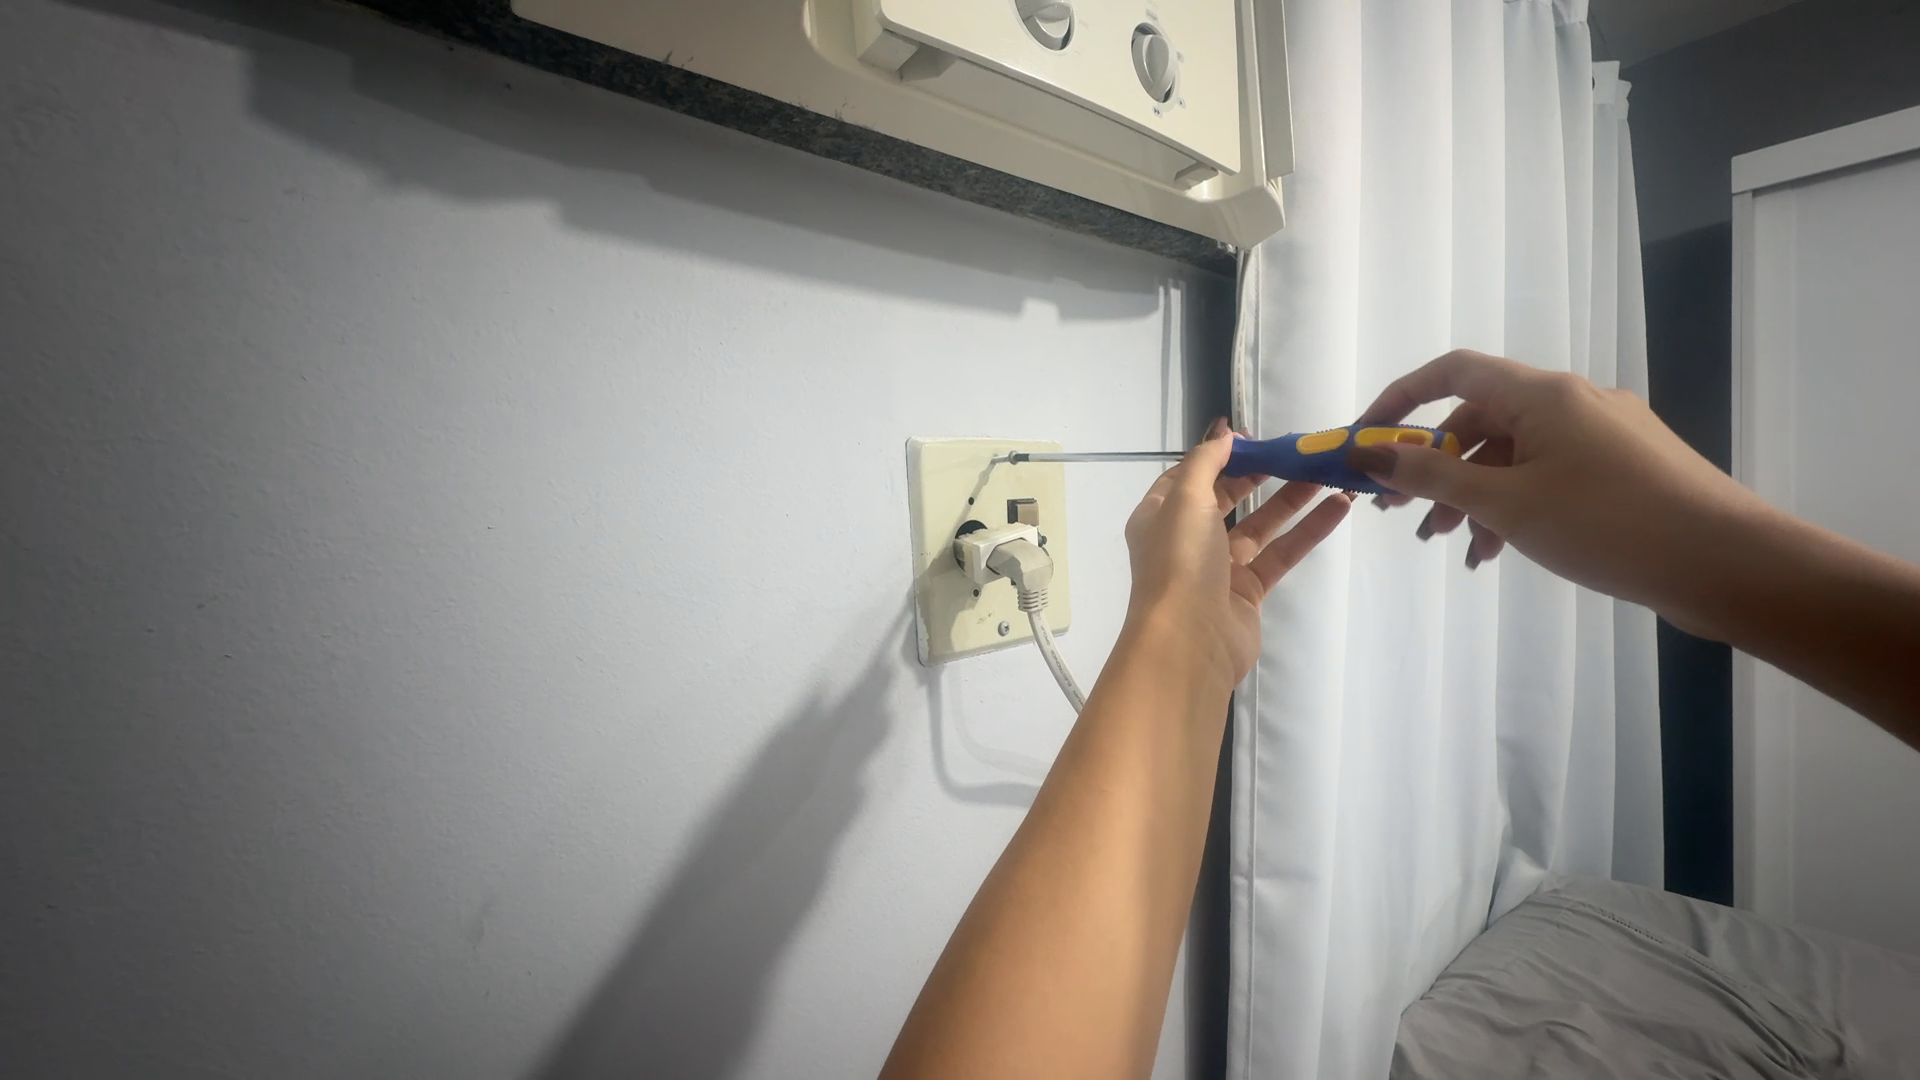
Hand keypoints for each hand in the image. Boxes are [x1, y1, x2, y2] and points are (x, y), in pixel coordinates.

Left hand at [1123, 418, 1353, 684]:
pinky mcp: (1247, 591)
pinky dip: (1307, 530)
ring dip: (1291, 498)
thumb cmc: (1180, 561)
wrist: (1189, 640)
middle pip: (1225, 498)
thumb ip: (1206, 462)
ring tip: (1329, 471)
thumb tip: (1222, 433)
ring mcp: (1217, 567)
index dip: (1217, 455)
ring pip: (1258, 525)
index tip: (1253, 437)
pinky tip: (1339, 505)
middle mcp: (1185, 539)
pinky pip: (1280, 553)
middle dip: (1259, 473)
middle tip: (1298, 451)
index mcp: (1158, 516)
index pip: (1187, 477)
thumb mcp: (1185, 499)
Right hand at [1346, 349, 1771, 627]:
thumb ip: (1428, 476)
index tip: (1363, 441)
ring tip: (1447, 542)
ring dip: (1467, 496)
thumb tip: (1366, 455)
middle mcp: (1569, 402)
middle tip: (1396, 512)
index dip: (1398, 399)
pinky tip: (1493, 551)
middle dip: (1430, 468)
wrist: (1733, 567)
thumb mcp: (1502, 502)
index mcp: (1542, 395)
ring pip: (1507, 455)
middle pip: (1475, 422)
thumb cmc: (1607, 523)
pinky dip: (1507, 506)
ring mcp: (1598, 435)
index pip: (1451, 373)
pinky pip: (1541, 475)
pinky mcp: (1618, 467)